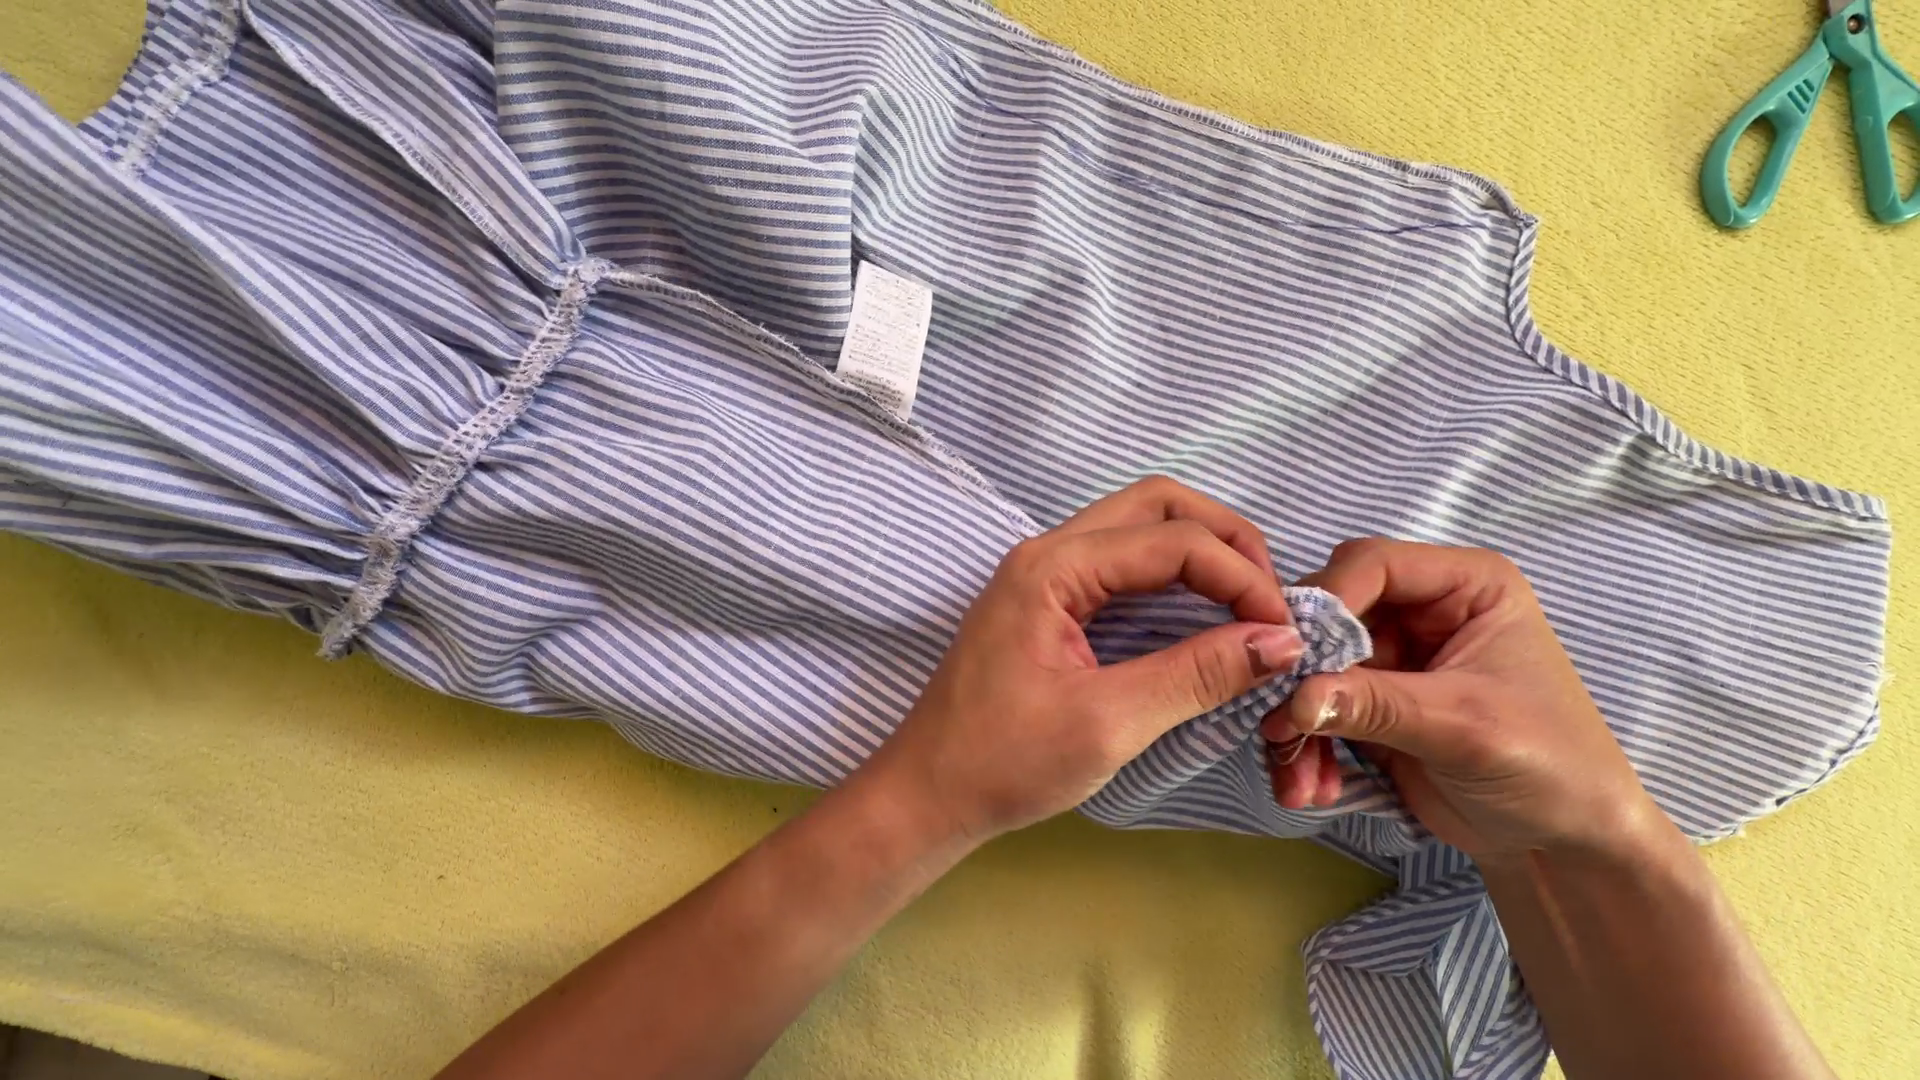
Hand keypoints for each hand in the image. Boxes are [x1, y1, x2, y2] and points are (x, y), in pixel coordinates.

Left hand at [861, 477, 1305, 845]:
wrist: (928, 793)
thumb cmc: (1004, 762)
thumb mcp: (1108, 722)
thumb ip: (1196, 674)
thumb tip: (1281, 641)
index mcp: (1053, 568)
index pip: (1172, 541)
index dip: (1241, 578)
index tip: (1285, 632)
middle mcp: (1047, 552)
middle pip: (1156, 506)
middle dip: (1225, 540)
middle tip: (1270, 598)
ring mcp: (1043, 573)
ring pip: (1139, 528)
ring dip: (1200, 553)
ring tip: (1249, 604)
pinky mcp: (1047, 602)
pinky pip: (1121, 566)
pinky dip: (1170, 579)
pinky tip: (1201, 616)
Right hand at [1263, 538, 1662, 862]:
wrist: (1560, 845)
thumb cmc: (1549, 766)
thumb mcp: (1465, 728)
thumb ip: (1377, 705)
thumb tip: (1294, 699)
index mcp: (1461, 587)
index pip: (1373, 564)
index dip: (1328, 599)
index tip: (1295, 654)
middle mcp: (1417, 610)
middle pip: (1327, 612)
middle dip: (1300, 669)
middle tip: (1277, 717)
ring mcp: (1386, 655)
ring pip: (1308, 664)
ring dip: (1292, 719)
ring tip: (1296, 774)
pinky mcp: (1363, 699)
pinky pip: (1309, 706)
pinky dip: (1301, 745)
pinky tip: (1309, 786)